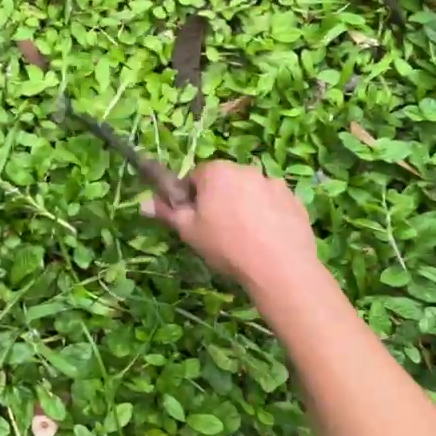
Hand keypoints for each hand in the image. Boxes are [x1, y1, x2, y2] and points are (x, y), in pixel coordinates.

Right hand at [141, 161, 320, 290]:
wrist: (279, 266)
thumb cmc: (226, 245)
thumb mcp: (188, 231)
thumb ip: (167, 212)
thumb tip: (142, 202)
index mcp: (216, 172)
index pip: (195, 176)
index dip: (191, 196)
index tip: (193, 218)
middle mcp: (246, 169)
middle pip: (223, 180)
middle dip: (217, 198)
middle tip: (215, 228)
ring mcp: (273, 183)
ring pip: (248, 191)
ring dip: (243, 205)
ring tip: (243, 236)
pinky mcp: (294, 199)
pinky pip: (271, 202)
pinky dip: (266, 214)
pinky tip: (264, 237)